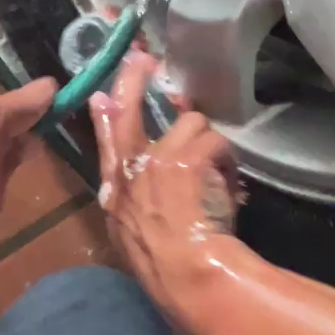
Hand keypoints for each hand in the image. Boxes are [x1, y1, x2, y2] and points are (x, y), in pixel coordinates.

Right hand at [89, 52, 240, 315]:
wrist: (186, 276)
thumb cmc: (164, 267)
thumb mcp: (132, 234)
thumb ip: (130, 203)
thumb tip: (123, 186)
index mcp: (118, 188)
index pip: (106, 141)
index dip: (104, 114)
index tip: (101, 94)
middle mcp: (132, 166)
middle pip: (129, 110)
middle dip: (134, 80)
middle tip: (144, 59)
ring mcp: (158, 158)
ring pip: (190, 123)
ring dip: (207, 142)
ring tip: (220, 171)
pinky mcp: (187, 156)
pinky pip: (216, 139)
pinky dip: (227, 160)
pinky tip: (233, 184)